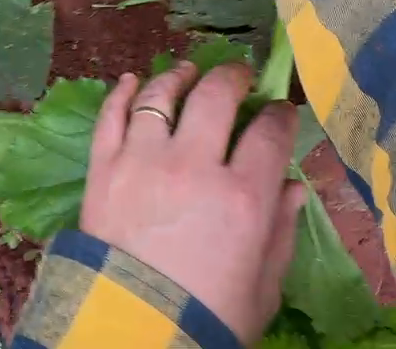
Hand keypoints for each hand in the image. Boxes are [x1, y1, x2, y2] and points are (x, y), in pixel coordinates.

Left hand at [81, 62, 305, 343]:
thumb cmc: (208, 314)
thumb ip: (280, 230)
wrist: (133, 330)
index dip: (279, 114)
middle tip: (239, 74)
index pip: (269, 134)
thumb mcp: (262, 284)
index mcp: (241, 197)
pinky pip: (112, 113)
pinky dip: (123, 92)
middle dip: (233, 77)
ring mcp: (142, 158)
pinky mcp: (103, 163)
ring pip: (160, 95)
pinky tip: (133, 81)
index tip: (280, 109)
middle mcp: (192, 164)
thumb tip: (291, 186)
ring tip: (187, 71)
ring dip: (177, 77)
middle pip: (215, 97)